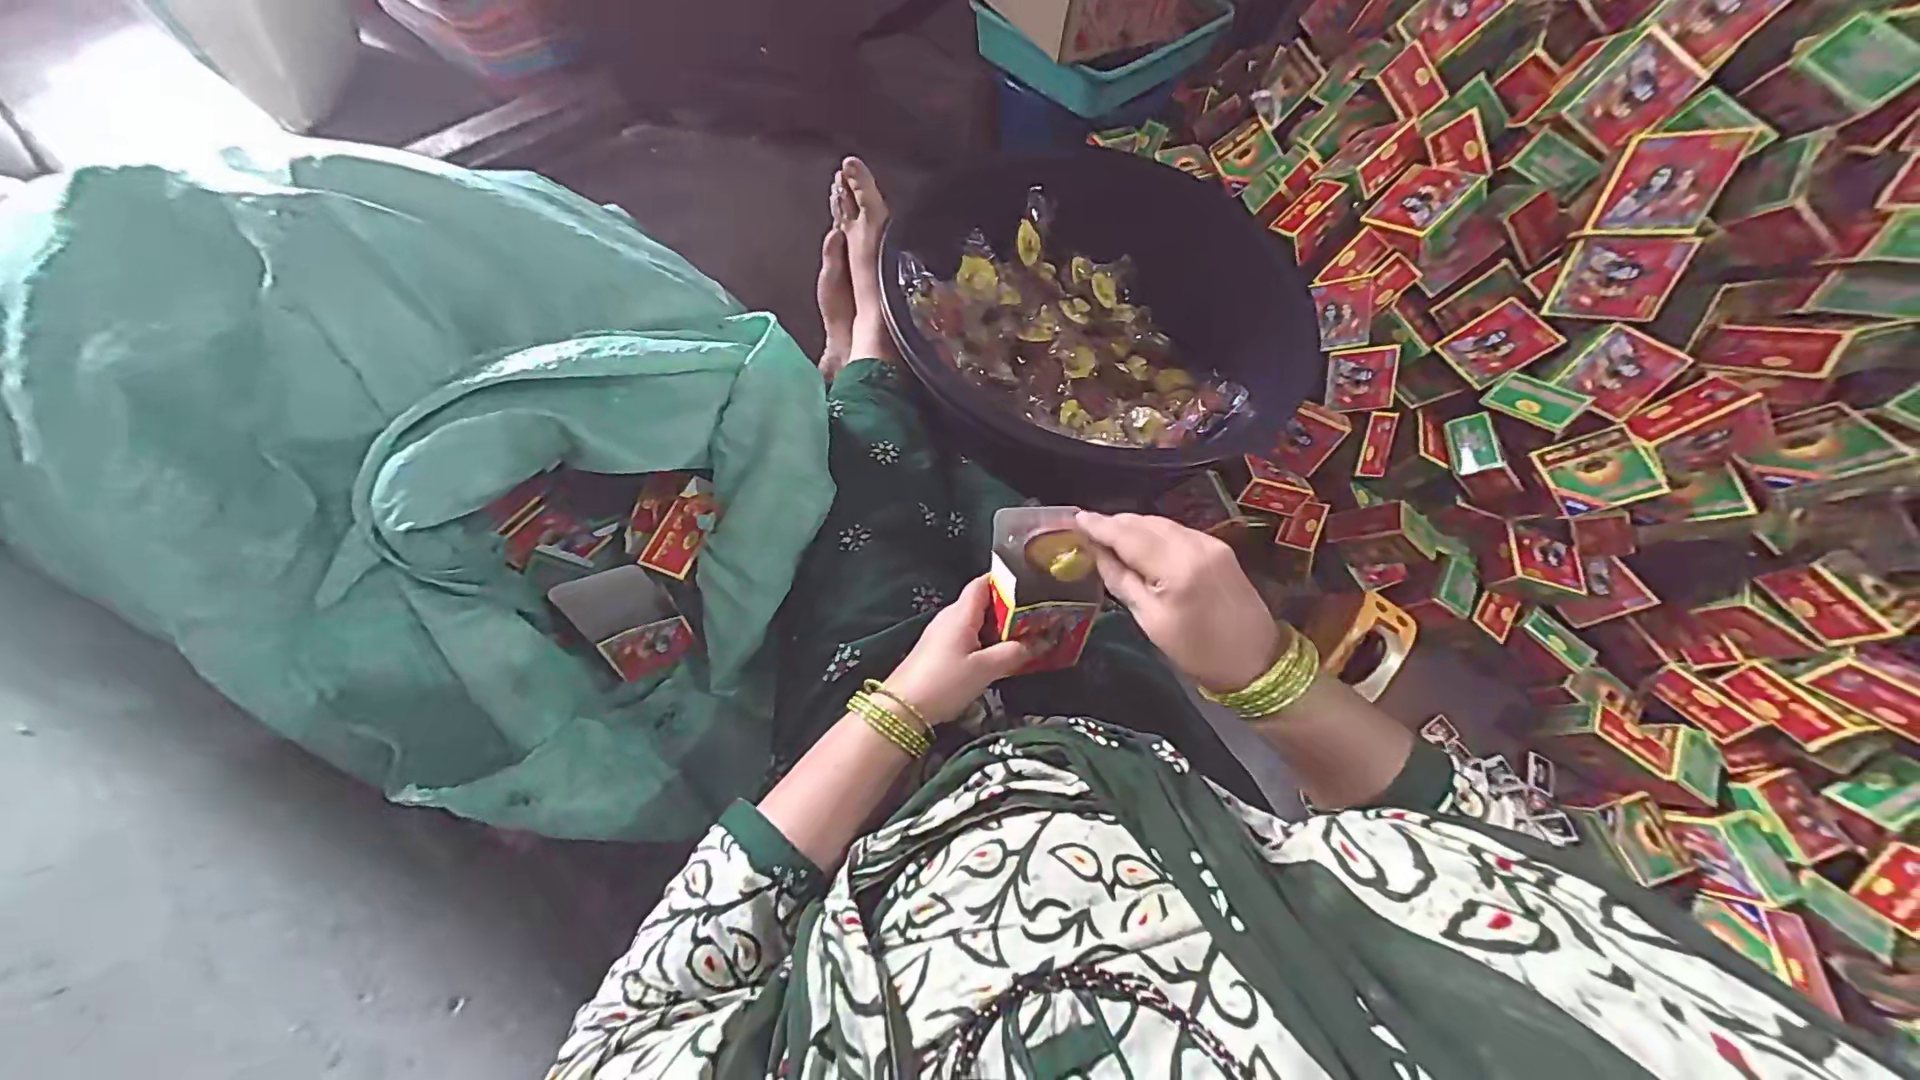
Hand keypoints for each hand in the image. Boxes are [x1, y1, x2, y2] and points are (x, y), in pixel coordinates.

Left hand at [881, 575, 1030, 726]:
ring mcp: (942, 633)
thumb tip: (1040, 642)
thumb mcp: (985, 669)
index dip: (1006, 580)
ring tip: (1025, 637)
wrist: (902, 708)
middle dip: (1009, 608)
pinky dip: (985, 640)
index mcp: (961, 613)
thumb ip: (1014, 653)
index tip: (1030, 586)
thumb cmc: (945, 682)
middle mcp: (950, 617)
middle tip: (1037, 618)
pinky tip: (999, 655)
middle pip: (982, 602)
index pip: (983, 582)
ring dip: (998, 627)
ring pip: (976, 621)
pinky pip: (968, 636)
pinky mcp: (939, 650)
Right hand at [1075, 511, 1280, 693]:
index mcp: (1177, 567)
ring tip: (1107, 534)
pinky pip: (1176, 531)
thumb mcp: (1150, 620)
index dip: (1099, 526)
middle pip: (1145, 523)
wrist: (1256, 660)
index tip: (1075, 518)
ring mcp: (1210, 543)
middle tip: (1086, 528)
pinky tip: (1139, 542)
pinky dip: (1153, 532)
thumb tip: (1096, 552)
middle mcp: (1195, 545)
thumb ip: (1120, 580)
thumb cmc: (1197, 650)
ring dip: (1133, 526)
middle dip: (1114, 523)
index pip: (1128, 536)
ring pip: (1160, 523)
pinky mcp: (1219, 547)